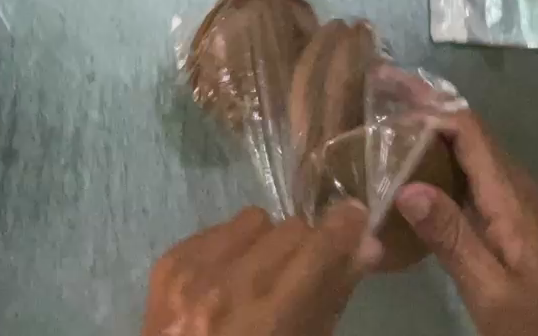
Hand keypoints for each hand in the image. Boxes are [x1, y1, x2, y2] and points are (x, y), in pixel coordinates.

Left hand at [143, 203, 382, 335]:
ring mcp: (190, 272)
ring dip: (266, 241)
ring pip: (255, 219)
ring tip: (261, 274)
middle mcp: (223, 291)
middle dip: (304, 245)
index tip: (357, 213)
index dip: (341, 229)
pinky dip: (233, 246)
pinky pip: (221, 227)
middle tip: (304, 268)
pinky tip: (228, 277)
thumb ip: (331, 297)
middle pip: (288, 229)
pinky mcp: (170, 260)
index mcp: (262, 325)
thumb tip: (367, 244)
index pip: (314, 253)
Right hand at [395, 112, 537, 335]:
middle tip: (380, 99)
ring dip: (432, 135)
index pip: (467, 128)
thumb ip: (452, 239)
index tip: (387, 95)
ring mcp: (519, 204)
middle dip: (425, 110)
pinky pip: (475, 177)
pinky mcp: (517, 223)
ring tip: (388, 131)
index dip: (427, 106)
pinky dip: (443, 164)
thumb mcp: (493, 294)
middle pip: (467, 132)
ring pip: (471, 153)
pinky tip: (418, 177)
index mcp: (510, 196)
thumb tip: (405, 186)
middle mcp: (516, 187)